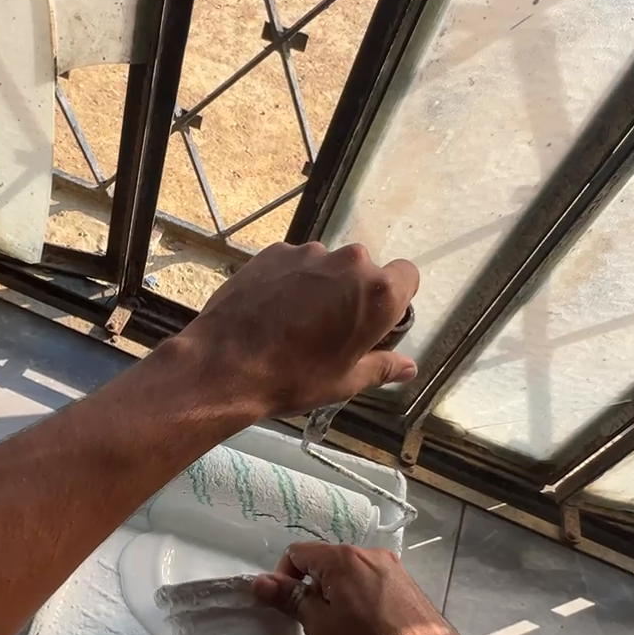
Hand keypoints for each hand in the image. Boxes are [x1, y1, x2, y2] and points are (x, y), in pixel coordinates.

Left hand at [172, 242, 418, 417]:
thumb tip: (408, 367)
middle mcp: (349, 262)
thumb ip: (381, 367)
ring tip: (293, 323)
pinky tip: (270, 311)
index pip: (407, 277)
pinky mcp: (273, 252)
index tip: (373, 323)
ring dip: (319, 287)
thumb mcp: (344, 382)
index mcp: (377, 294)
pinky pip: (293, 264)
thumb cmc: (293, 379)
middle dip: (351, 295)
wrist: (225, 364)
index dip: (393, 300)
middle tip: (329, 331)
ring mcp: (308, 253)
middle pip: (363, 272)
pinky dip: (289, 282)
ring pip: (326, 267)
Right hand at [253, 542, 461, 634]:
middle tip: (318, 627)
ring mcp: (394, 570)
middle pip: (325, 563)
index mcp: (344, 558)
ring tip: (345, 634)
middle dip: (313, 590)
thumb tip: (261, 580)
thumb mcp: (321, 628)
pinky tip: (369, 633)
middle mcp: (371, 555)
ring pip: (349, 576)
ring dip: (337, 598)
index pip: (298, 553)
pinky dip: (360, 602)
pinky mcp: (409, 588)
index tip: (289, 609)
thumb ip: (290, 599)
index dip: (284, 578)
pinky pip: (371, 585)